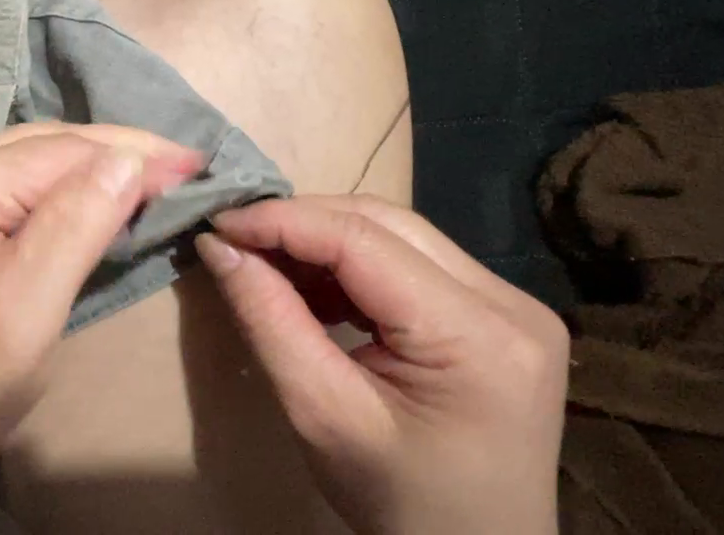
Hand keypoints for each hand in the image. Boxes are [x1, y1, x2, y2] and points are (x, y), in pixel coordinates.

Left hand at [0, 124, 204, 459]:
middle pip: (47, 143)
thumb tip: (129, 159)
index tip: (197, 167)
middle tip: (188, 166)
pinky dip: (71, 180)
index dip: (130, 155)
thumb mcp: (24, 310)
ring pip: (37, 154)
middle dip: (120, 151)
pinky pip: (22, 175)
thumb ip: (73, 227)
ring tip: (161, 172)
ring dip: (99, 162)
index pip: (57, 152)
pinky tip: (106, 188)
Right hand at [197, 195, 568, 534]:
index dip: (280, 221)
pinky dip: (347, 263)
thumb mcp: (321, 413)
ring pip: (392, 231)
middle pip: (381, 222)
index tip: (214, 224)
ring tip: (265, 266)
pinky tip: (312, 290)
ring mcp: (509, 304)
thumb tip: (216, 243)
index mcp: (480, 335)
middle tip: (233, 240)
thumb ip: (268, 318)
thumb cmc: (402, 503)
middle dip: (298, 222)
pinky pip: (406, 258)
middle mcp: (509, 302)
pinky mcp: (494, 313)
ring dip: (320, 239)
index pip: (361, 239)